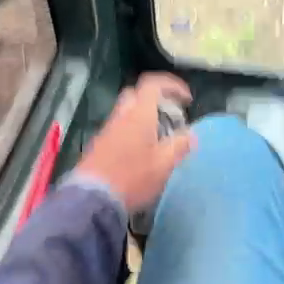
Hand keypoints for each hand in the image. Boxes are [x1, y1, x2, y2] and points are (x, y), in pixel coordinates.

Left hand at [73, 73, 194, 210]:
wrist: (92, 198)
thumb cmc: (132, 177)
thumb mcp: (164, 164)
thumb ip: (179, 146)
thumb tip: (191, 135)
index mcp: (139, 114)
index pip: (153, 84)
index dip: (172, 85)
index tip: (186, 99)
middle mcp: (122, 116)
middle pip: (138, 94)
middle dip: (156, 100)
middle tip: (170, 117)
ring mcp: (108, 129)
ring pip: (128, 111)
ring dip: (145, 117)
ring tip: (160, 138)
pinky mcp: (100, 144)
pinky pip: (120, 127)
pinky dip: (133, 130)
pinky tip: (142, 152)